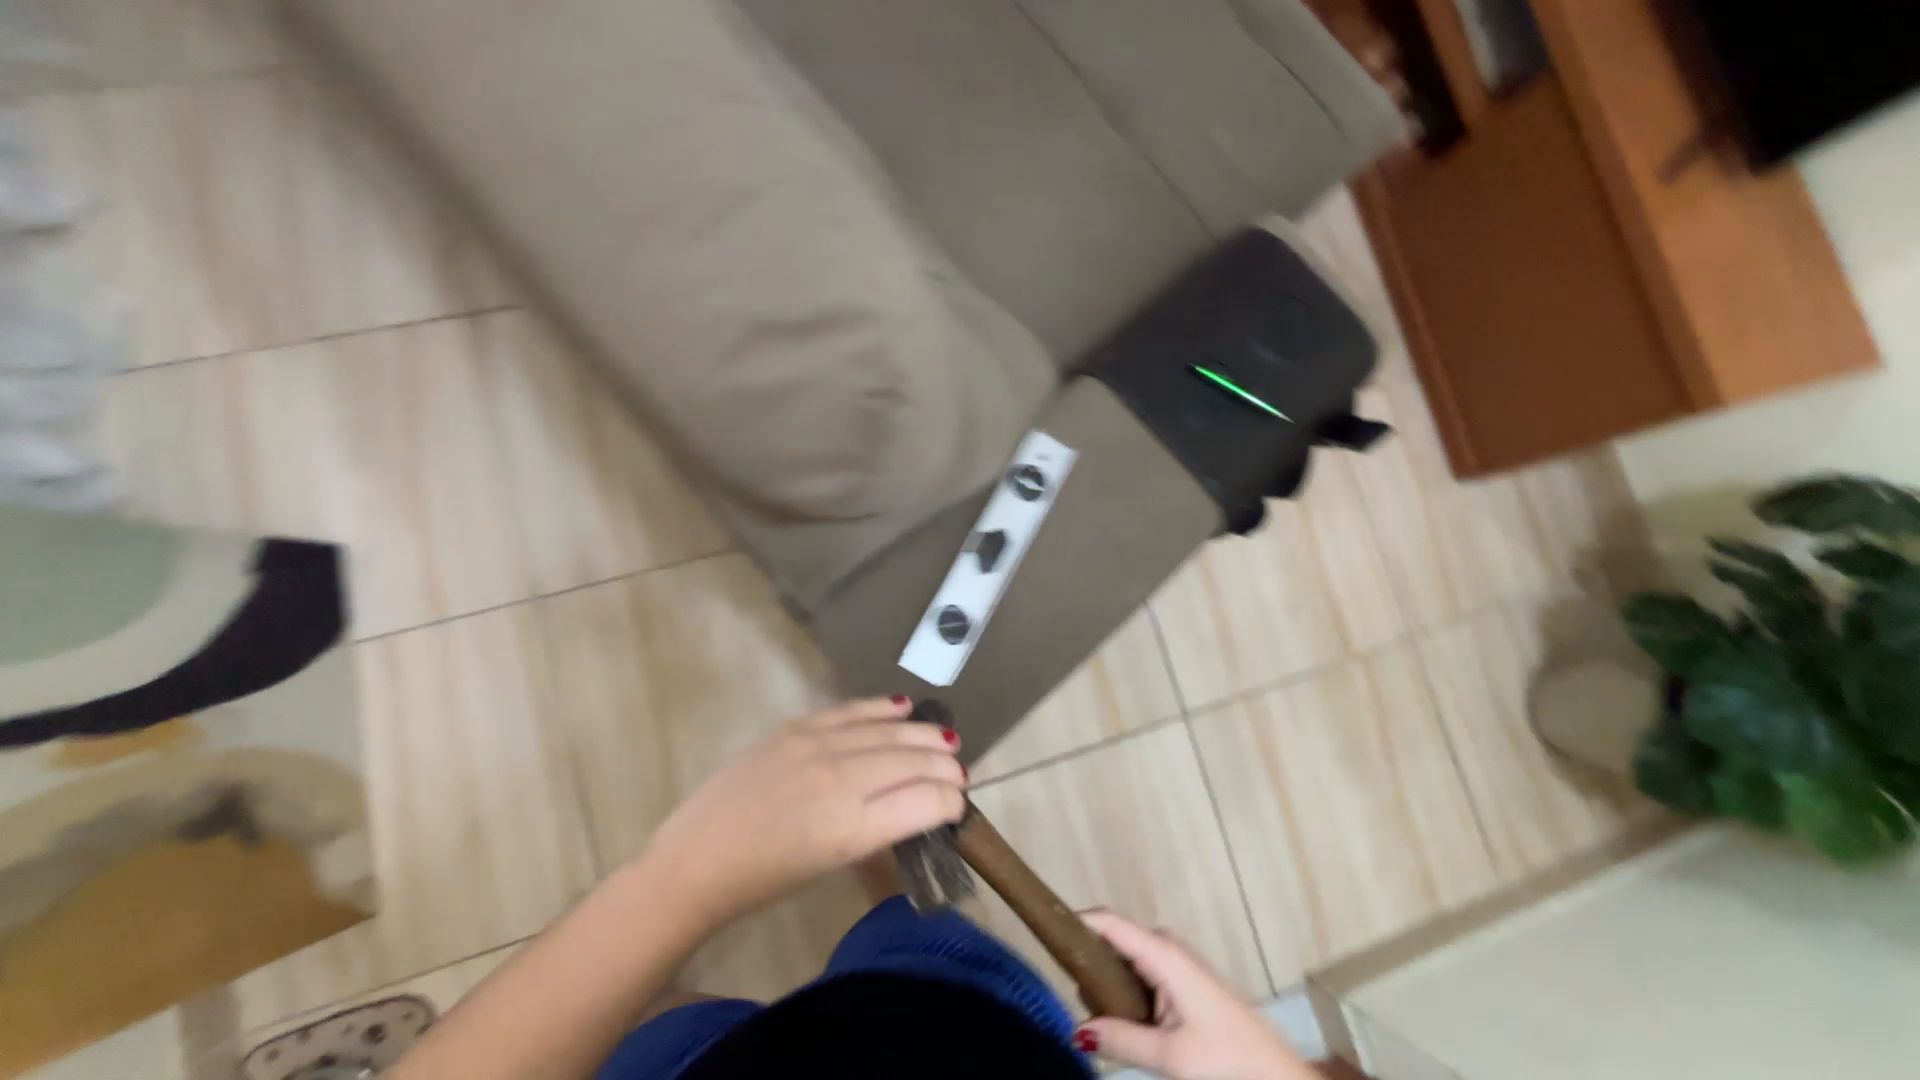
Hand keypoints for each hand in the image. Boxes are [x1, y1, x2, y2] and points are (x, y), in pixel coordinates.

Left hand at [639, 697, 964, 930]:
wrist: (698, 862)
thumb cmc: (765, 882)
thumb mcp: (833, 865)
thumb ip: (878, 830)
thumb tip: (915, 804)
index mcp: (852, 829)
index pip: (926, 801)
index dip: (951, 800)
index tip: (958, 803)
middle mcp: (841, 781)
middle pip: (913, 761)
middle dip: (945, 765)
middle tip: (961, 772)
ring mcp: (815, 748)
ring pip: (887, 732)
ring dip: (923, 735)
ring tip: (946, 740)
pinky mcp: (793, 730)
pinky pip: (849, 712)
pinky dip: (880, 708)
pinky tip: (905, 707)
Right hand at [1076, 912, 1318, 1079]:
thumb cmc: (1230, 1060)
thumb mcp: (1170, 1056)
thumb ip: (1120, 1038)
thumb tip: (1076, 1029)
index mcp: (1164, 955)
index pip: (1110, 922)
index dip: (1076, 920)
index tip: (1043, 927)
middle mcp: (1170, 951)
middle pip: (1115, 941)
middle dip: (1090, 963)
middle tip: (1073, 997)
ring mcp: (1179, 967)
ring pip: (1127, 962)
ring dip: (1108, 983)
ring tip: (1098, 1017)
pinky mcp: (1185, 986)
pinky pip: (1142, 977)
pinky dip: (1125, 993)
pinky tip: (1122, 1022)